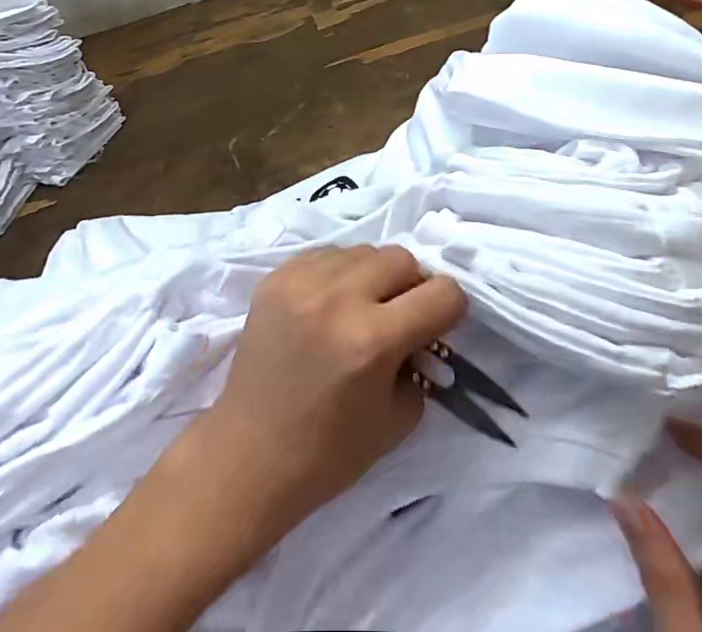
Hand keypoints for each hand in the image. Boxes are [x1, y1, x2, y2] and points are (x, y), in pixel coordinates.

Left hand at [184, 245, 468, 527]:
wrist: (252, 450)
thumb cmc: (329, 450)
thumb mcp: (398, 416)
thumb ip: (420, 363)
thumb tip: (424, 331)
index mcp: (372, 339)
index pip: (442, 293)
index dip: (449, 312)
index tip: (437, 328)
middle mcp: (337, 298)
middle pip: (401, 258)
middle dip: (411, 287)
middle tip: (398, 318)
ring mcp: (300, 283)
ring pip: (362, 251)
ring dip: (372, 276)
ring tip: (359, 309)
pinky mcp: (273, 279)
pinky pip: (323, 255)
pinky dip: (336, 273)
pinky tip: (328, 304)